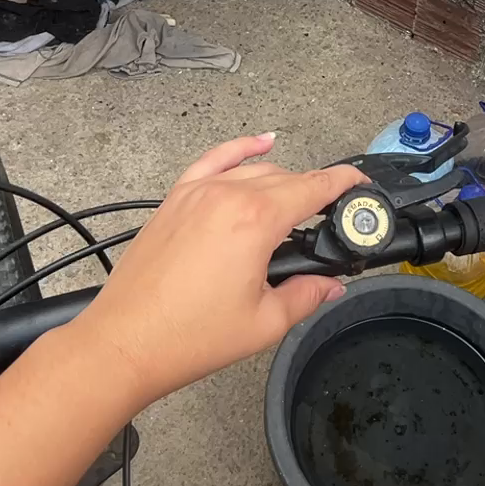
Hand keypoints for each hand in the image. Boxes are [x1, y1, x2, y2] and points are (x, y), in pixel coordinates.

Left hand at [59, 134, 365, 408]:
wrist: (124, 342)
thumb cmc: (188, 336)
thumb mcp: (264, 322)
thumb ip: (307, 295)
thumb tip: (331, 285)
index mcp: (256, 221)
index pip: (314, 187)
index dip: (344, 183)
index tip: (360, 185)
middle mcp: (228, 195)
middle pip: (288, 179)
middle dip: (315, 192)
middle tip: (329, 218)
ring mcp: (198, 191)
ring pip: (255, 170)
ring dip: (283, 182)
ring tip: (296, 207)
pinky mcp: (177, 198)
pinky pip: (214, 158)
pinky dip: (240, 147)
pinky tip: (261, 143)